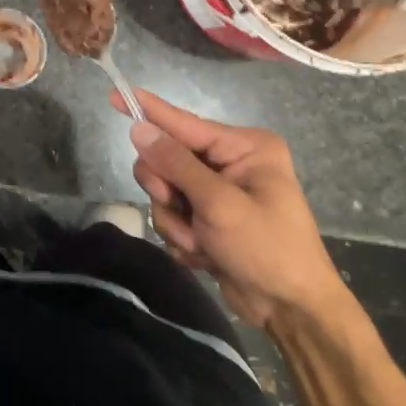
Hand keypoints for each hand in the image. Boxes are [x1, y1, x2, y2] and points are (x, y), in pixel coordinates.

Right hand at [113, 88, 346, 328]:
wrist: (292, 311)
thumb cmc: (267, 250)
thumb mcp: (220, 205)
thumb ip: (176, 164)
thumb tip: (139, 129)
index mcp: (245, 148)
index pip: (184, 123)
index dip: (148, 111)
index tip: (113, 94)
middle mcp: (230, 162)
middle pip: (166, 158)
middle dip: (167, 191)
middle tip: (177, 208)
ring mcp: (217, 190)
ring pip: (164, 190)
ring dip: (175, 221)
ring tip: (201, 244)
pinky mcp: (208, 216)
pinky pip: (171, 213)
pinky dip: (181, 235)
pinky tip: (204, 254)